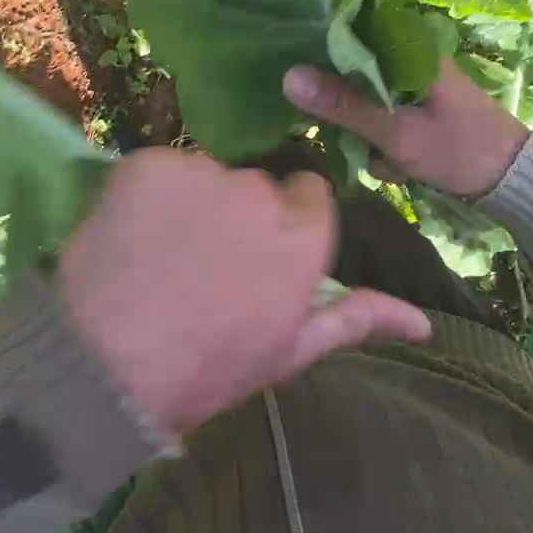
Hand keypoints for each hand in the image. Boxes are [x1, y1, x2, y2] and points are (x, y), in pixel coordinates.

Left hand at [58, 149, 431, 435]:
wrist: (107, 369)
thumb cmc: (209, 367)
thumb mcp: (290, 349)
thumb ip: (356, 318)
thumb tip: (426, 323)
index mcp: (304, 232)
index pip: (305, 194)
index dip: (279, 226)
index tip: (253, 258)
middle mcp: (260, 188)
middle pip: (254, 184)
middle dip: (236, 213)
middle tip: (201, 265)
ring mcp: (200, 171)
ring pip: (204, 175)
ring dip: (191, 203)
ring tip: (162, 256)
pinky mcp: (146, 163)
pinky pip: (158, 169)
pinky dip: (147, 195)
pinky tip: (133, 237)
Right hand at [282, 59, 529, 196]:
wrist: (515, 183)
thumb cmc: (459, 148)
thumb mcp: (396, 131)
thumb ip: (343, 105)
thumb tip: (288, 77)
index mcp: (409, 49)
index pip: (351, 33)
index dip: (322, 55)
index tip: (301, 80)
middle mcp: (410, 62)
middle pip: (353, 76)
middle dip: (350, 114)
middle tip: (358, 140)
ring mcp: (414, 91)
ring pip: (366, 106)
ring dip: (370, 138)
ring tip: (390, 160)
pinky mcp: (418, 114)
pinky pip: (384, 124)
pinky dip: (387, 148)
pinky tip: (402, 168)